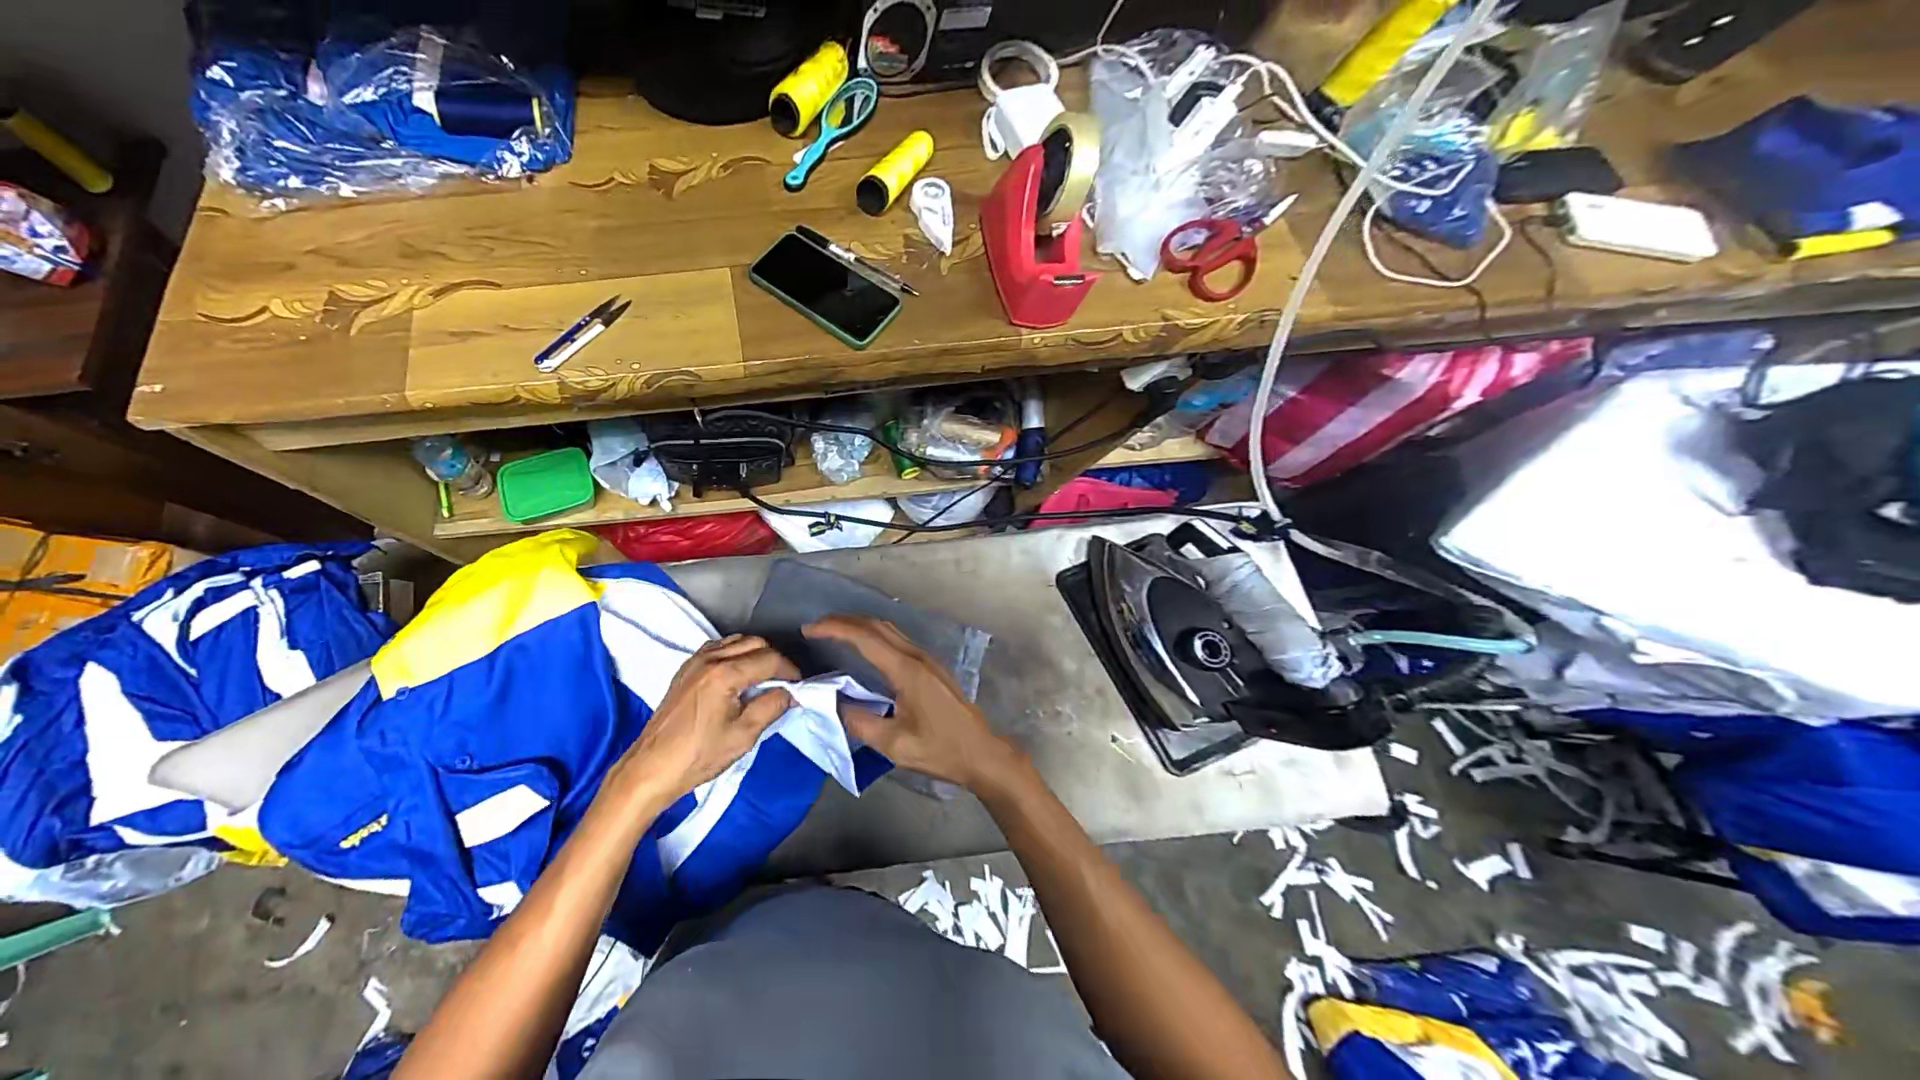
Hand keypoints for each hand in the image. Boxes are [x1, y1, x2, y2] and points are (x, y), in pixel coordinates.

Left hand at [611, 635, 798, 803]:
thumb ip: (772, 706)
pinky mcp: (685, 669)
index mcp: (725, 673)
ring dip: (755, 654)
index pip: (770, 659)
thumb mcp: (744, 735)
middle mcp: (710, 658)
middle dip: (775, 660)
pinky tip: (738, 675)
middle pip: (755, 643)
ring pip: (737, 641)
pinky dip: (735, 653)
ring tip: (763, 679)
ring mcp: (694, 661)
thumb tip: (791, 693)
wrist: (652, 767)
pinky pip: (718, 647)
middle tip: (783, 684)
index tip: (799, 687)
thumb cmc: (699, 755)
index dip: (790, 671)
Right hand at [804, 615, 1019, 792]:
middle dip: (844, 621)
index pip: (865, 638)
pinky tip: (864, 649)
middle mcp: (918, 657)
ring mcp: (928, 660)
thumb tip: (836, 704)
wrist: (982, 753)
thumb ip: (860, 722)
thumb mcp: (894, 745)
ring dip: (860, 626)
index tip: (809, 630)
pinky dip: (875, 636)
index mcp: (907, 671)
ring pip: (890, 630)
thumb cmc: (940, 750)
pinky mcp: (932, 668)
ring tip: (833, 634)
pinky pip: (898, 641)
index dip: (835, 629)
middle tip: (815, 628)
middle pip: (877, 625)